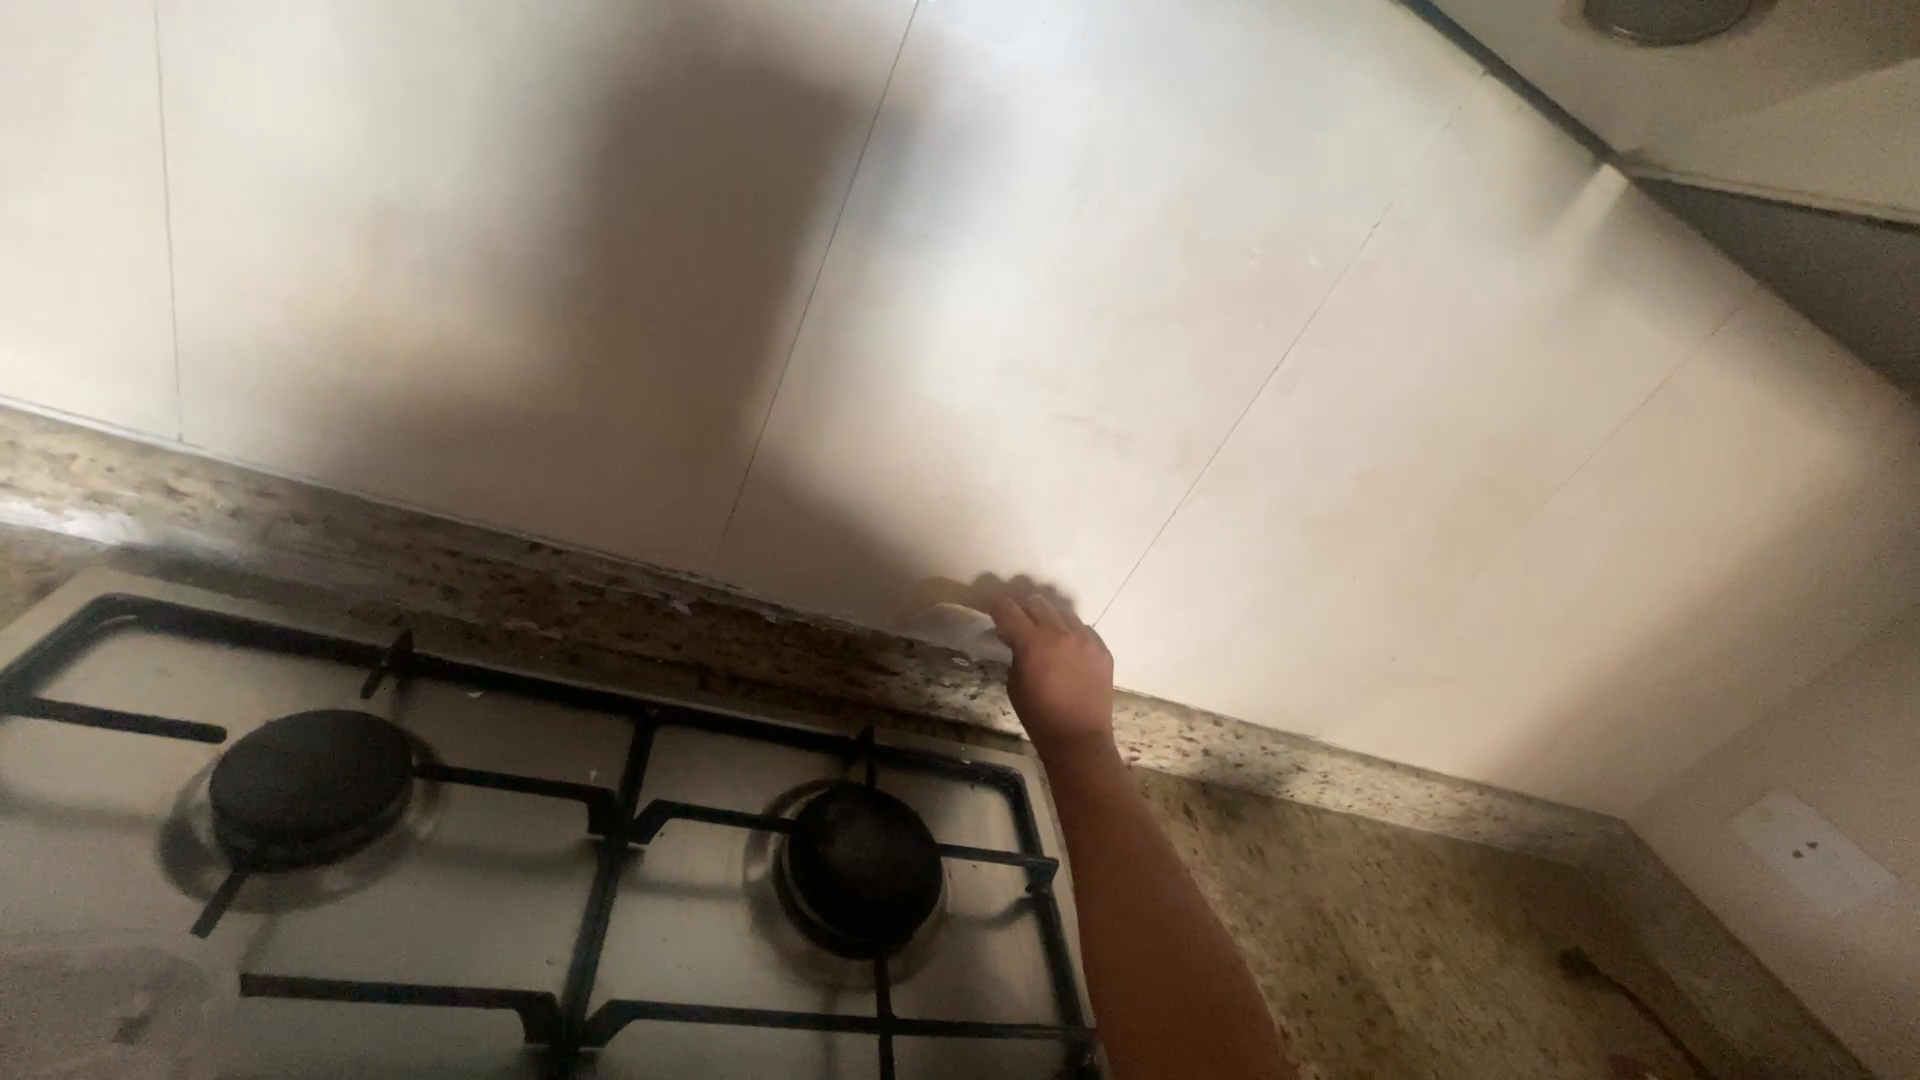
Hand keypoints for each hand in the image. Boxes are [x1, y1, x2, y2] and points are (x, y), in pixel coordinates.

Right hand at [991, 594, 1115, 759]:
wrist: (1079, 738)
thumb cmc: (1038, 716)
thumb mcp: (1014, 683)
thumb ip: (1016, 653)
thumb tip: (1017, 638)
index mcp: (1033, 643)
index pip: (1009, 609)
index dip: (999, 610)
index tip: (997, 617)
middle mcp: (1061, 633)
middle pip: (1037, 602)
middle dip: (1023, 609)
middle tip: (1019, 624)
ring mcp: (1086, 639)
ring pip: (1062, 612)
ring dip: (1049, 619)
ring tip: (1046, 636)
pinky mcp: (1102, 649)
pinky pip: (1083, 629)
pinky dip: (1071, 634)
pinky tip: (1067, 651)